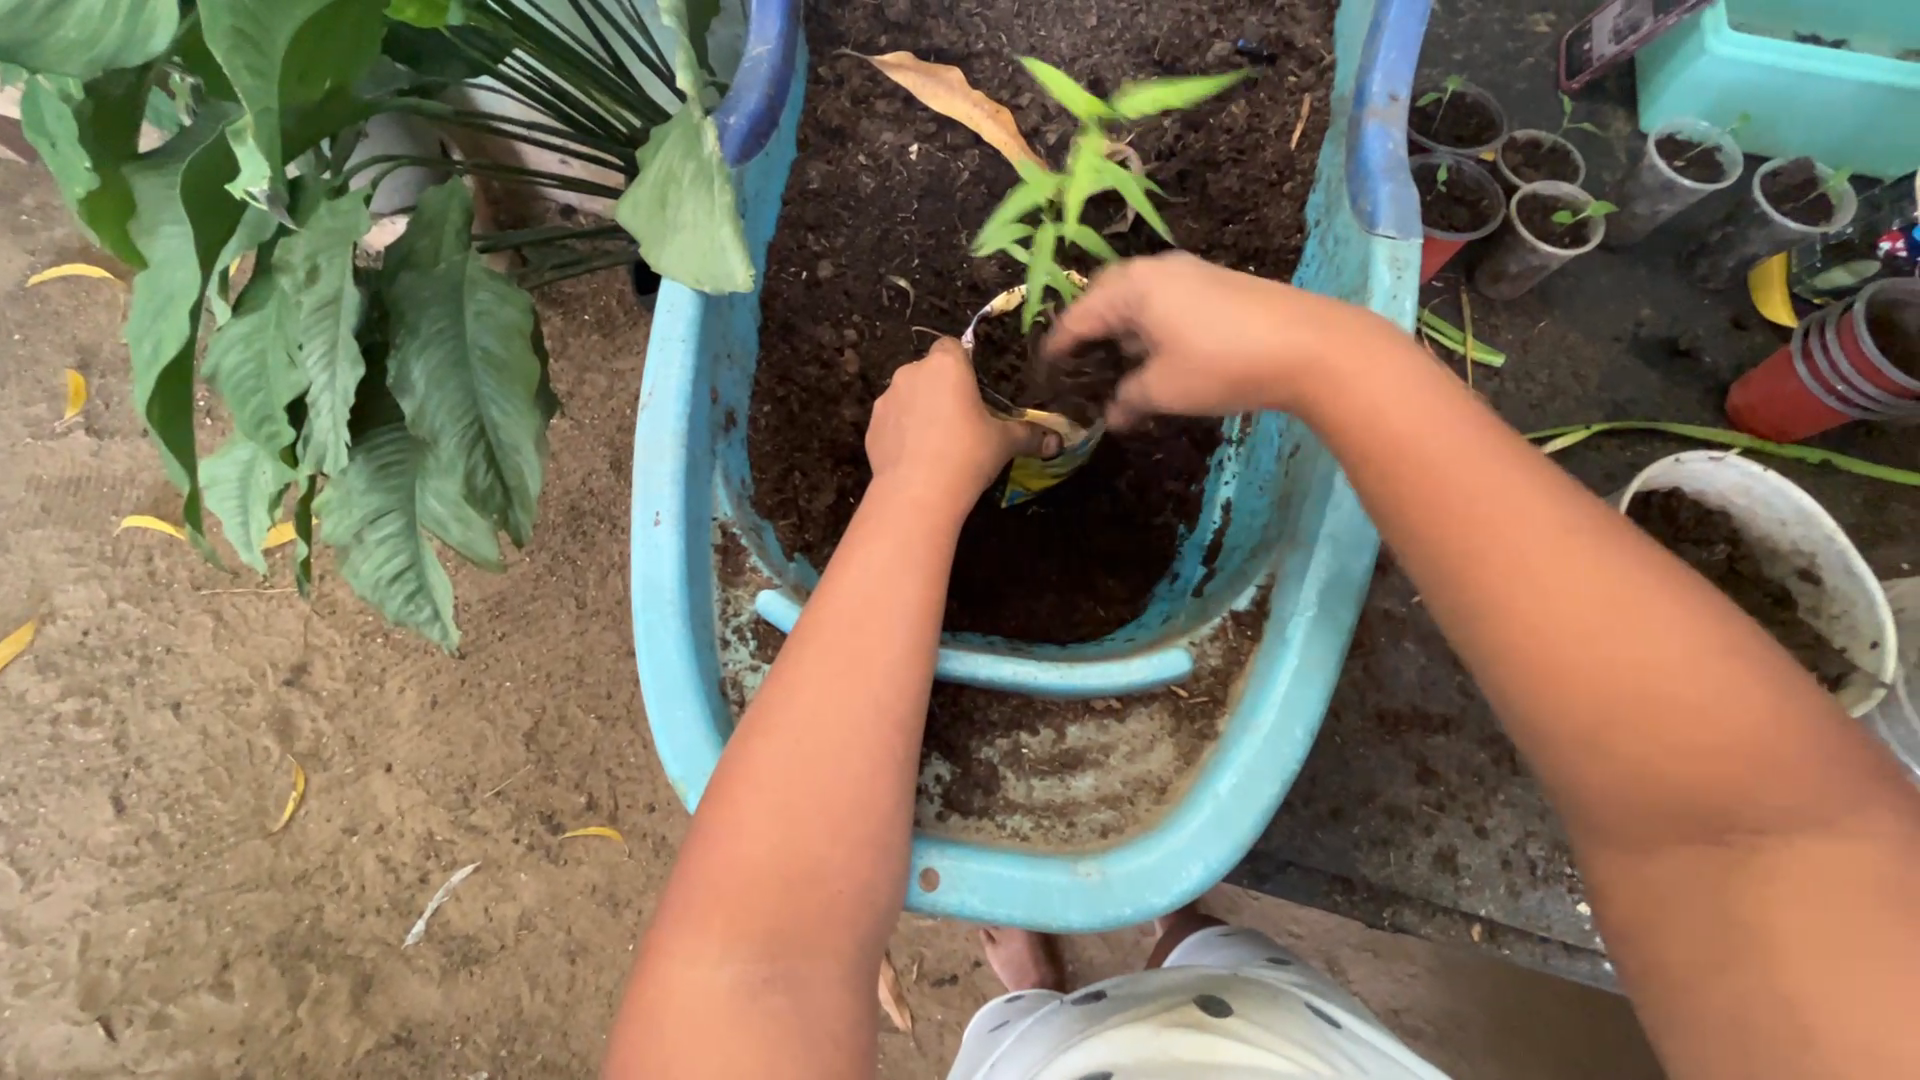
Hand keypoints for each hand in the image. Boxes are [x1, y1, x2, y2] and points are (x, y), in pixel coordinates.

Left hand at [867, 337, 1058, 510]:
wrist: (918, 492)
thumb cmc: (967, 454)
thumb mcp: (1004, 443)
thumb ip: (1029, 436)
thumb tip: (1057, 442)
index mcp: (946, 365)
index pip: (952, 346)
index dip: (962, 365)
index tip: (974, 390)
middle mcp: (911, 373)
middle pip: (928, 372)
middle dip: (941, 390)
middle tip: (961, 421)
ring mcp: (886, 399)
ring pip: (907, 397)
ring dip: (920, 411)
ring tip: (937, 443)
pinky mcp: (872, 427)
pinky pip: (892, 423)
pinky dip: (902, 434)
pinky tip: (917, 459)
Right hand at [1041, 251, 1394, 427]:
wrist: (1309, 346)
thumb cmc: (1221, 364)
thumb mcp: (1163, 389)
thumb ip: (1127, 399)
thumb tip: (1111, 416)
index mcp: (1131, 288)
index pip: (1077, 318)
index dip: (1057, 349)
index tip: (1042, 374)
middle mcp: (1154, 270)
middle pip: (1103, 297)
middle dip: (1086, 330)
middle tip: (1074, 365)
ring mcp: (1188, 273)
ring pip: (1135, 298)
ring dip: (1119, 328)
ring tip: (1112, 363)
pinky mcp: (1213, 285)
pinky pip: (1161, 301)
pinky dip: (1146, 325)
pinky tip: (1153, 354)